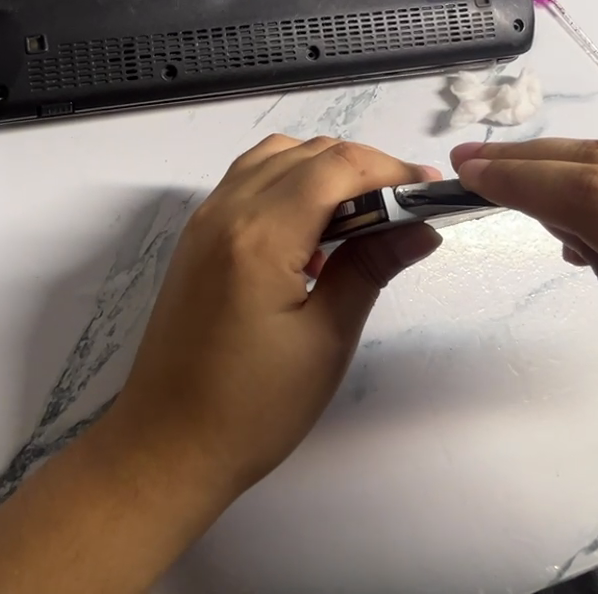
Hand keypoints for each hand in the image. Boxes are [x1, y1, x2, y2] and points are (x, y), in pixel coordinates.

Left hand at [105, 135, 443, 498]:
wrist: (167, 443)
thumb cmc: (252, 407)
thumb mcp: (325, 339)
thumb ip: (370, 268)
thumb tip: (420, 229)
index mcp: (260, 234)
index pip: (336, 167)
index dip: (390, 170)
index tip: (429, 192)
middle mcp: (227, 210)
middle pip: (307, 153)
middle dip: (363, 167)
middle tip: (405, 207)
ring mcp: (205, 219)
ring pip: (275, 156)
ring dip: (323, 168)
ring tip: (361, 215)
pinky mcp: (197, 235)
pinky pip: (248, 179)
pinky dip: (288, 181)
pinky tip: (310, 229)